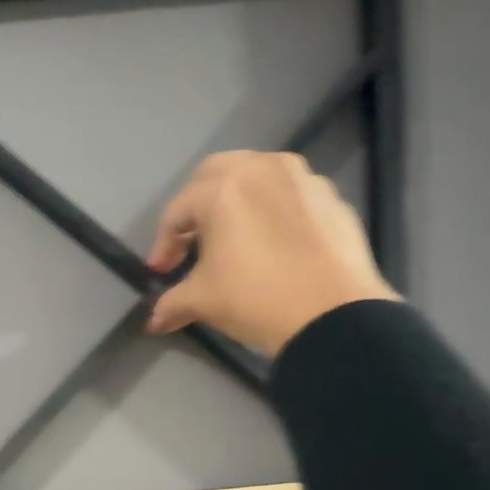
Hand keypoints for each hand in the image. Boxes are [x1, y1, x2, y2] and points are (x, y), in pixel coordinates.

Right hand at [146, 151, 400, 355]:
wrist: (333, 314)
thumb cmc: (255, 298)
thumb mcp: (202, 302)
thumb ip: (172, 303)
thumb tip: (156, 319)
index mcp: (222, 189)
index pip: (177, 210)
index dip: (163, 243)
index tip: (161, 272)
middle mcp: (261, 169)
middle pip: (215, 173)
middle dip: (196, 205)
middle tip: (191, 241)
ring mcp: (302, 178)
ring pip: (257, 175)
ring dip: (236, 199)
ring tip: (233, 236)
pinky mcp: (331, 196)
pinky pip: (289, 193)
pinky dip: (271, 209)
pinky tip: (272, 244)